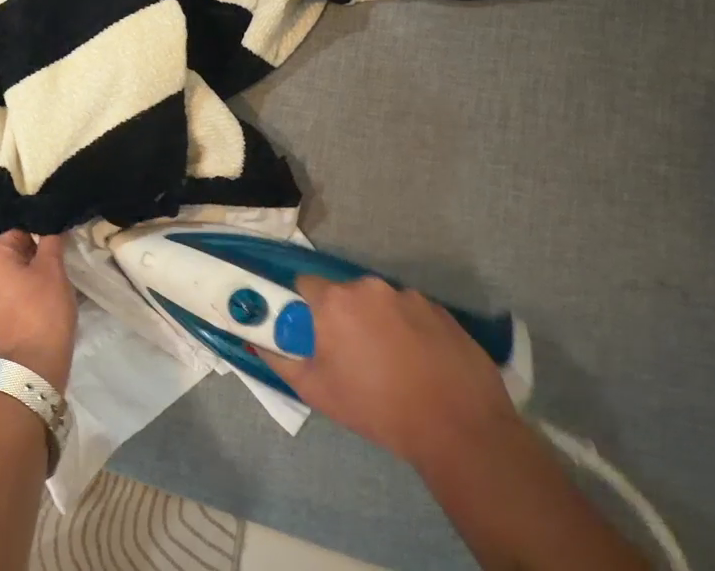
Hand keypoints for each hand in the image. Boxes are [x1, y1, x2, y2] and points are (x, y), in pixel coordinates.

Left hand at [0, 230, 77, 392]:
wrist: (33, 364)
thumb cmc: (43, 310)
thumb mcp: (52, 269)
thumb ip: (51, 240)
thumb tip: (51, 223)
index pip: (18, 231)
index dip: (41, 233)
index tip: (60, 241)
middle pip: (13, 251)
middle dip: (36, 254)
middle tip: (61, 261)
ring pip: (13, 273)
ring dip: (32, 274)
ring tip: (55, 280)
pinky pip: (10, 292)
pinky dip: (25, 291)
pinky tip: (44, 298)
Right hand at [260, 276, 520, 469]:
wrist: (460, 430)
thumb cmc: (376, 407)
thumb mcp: (313, 389)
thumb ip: (277, 358)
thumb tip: (254, 340)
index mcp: (334, 301)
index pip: (303, 285)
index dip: (302, 308)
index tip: (310, 334)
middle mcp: (371, 288)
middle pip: (343, 293)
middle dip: (340, 316)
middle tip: (348, 354)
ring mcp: (412, 298)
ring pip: (379, 303)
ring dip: (375, 322)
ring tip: (389, 362)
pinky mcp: (445, 313)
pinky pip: (412, 314)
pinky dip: (408, 330)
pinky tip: (418, 364)